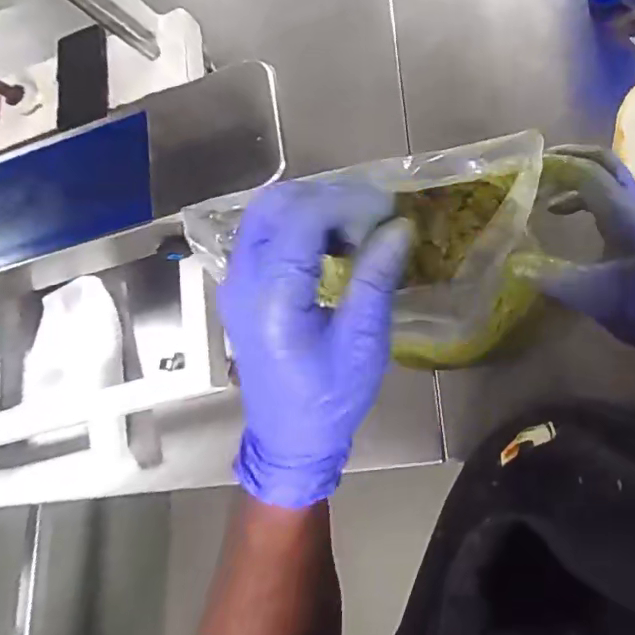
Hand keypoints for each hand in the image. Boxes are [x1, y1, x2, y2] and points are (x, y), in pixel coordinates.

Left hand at [220, 180, 413, 507]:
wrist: (288, 438)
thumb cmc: (331, 398)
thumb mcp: (364, 343)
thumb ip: (376, 279)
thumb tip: (399, 226)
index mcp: (274, 299)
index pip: (302, 218)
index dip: (348, 201)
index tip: (388, 208)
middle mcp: (243, 281)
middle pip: (275, 203)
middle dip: (329, 196)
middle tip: (372, 215)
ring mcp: (235, 282)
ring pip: (265, 213)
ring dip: (313, 207)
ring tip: (356, 229)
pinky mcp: (240, 286)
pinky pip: (264, 233)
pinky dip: (299, 223)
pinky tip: (331, 244)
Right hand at [529, 146, 634, 383]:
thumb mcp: (591, 296)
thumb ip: (551, 277)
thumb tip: (512, 263)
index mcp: (626, 214)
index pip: (587, 172)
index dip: (556, 166)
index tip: (525, 169)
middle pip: (603, 160)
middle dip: (570, 157)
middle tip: (537, 164)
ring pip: (609, 174)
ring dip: (577, 174)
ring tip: (543, 188)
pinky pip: (613, 191)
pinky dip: (586, 192)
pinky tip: (563, 211)